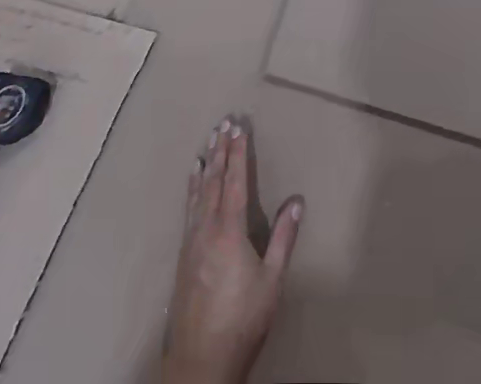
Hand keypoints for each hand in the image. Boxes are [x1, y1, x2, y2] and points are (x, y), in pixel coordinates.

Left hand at [163, 116, 303, 383]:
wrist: (201, 358)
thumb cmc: (243, 319)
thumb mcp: (272, 281)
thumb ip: (284, 239)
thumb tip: (297, 201)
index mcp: (229, 231)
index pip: (234, 181)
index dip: (238, 152)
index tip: (239, 126)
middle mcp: (206, 228)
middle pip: (213, 180)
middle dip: (220, 150)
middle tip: (223, 122)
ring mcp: (191, 241)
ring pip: (198, 192)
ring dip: (205, 164)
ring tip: (207, 141)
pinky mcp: (183, 254)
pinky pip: (188, 208)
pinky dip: (191, 188)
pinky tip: (192, 181)